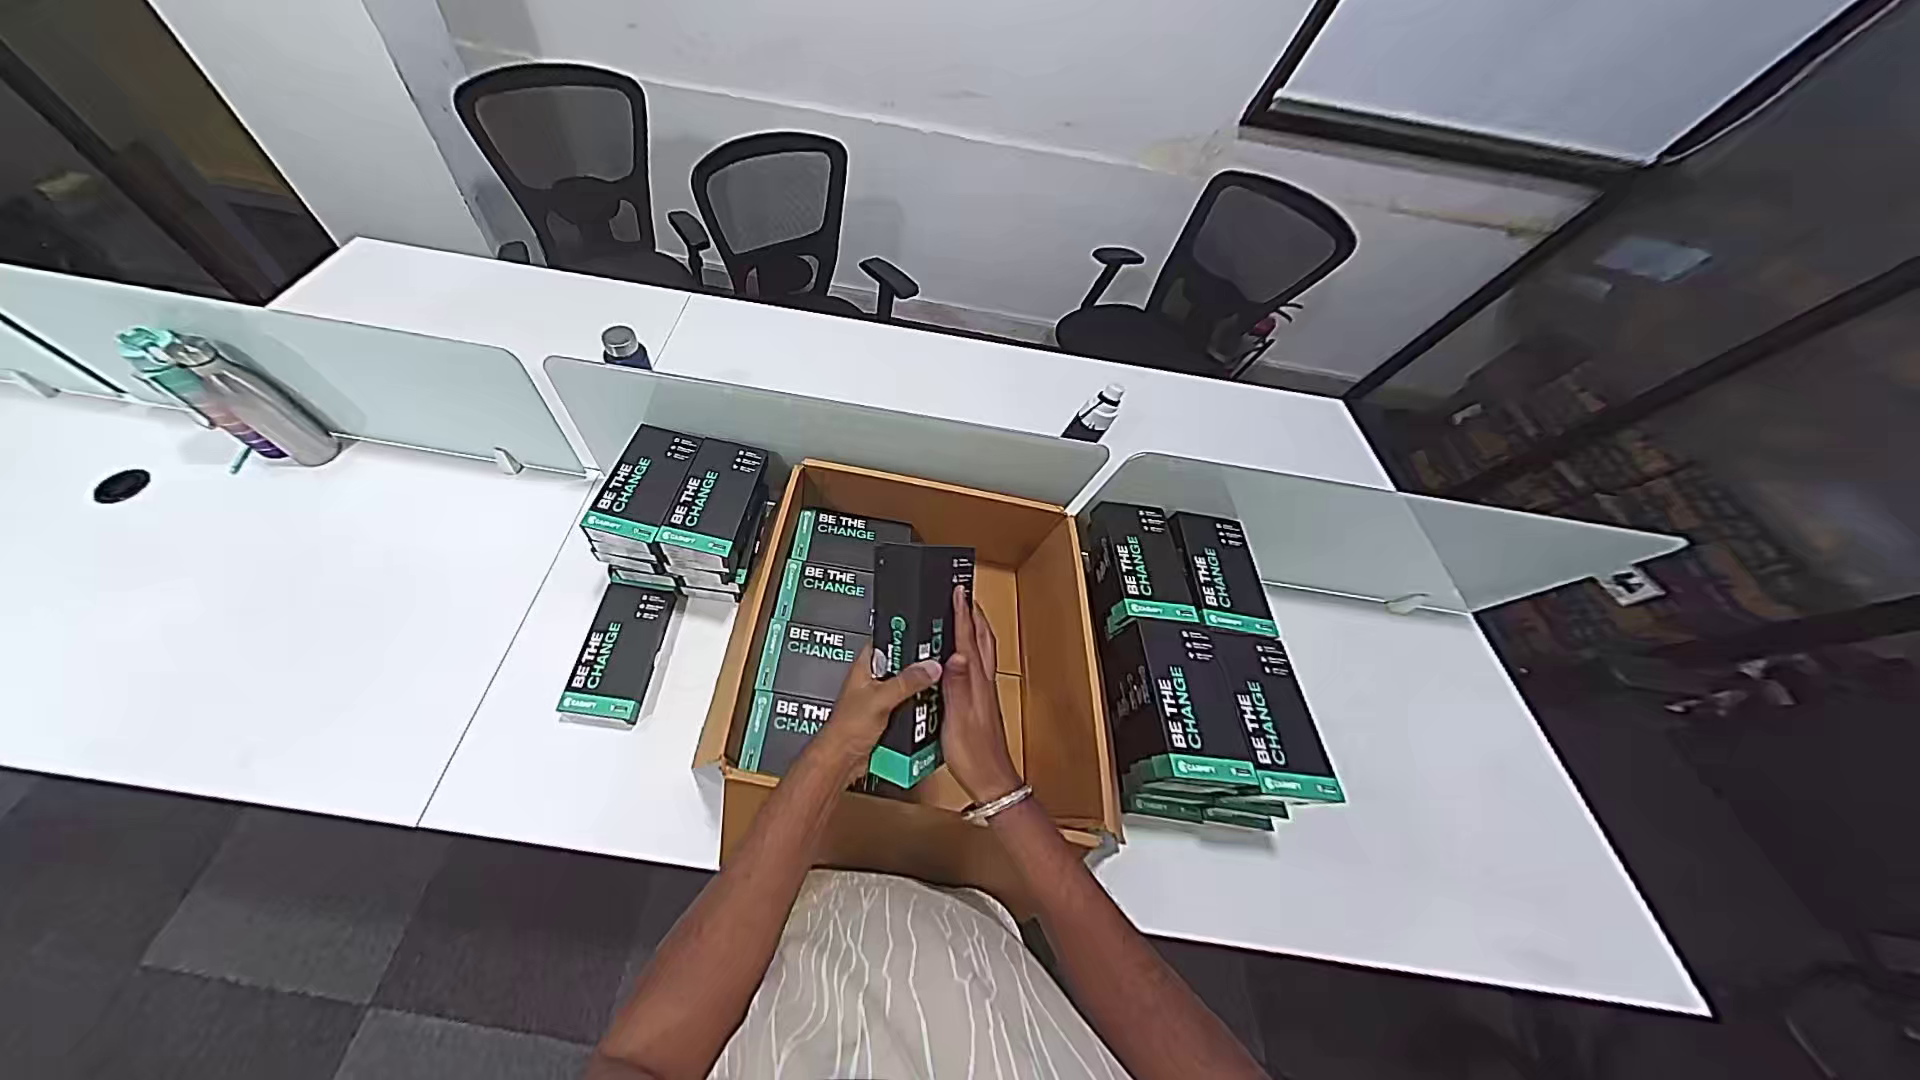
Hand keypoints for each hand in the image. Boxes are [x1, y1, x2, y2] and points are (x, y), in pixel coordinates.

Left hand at [820, 646, 940, 763]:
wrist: (842, 761)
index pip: (886, 639)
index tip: (924, 634)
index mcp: (865, 666)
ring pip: (907, 686)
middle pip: (901, 663)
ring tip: (934, 687)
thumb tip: (929, 667)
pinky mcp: (889, 715)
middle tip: (935, 664)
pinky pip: (909, 705)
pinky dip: (918, 706)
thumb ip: (906, 682)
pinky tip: (927, 707)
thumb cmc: (846, 728)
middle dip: (917, 665)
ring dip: (919, 689)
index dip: (903, 634)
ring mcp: (881, 698)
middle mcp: (873, 680)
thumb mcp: (880, 699)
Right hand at [940, 584, 1023, 803]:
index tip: (958, 591)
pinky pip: (978, 665)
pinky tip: (964, 655)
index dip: (963, 613)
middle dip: (974, 614)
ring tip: (967, 615)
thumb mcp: (958, 718)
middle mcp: (983, 682)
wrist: (991, 779)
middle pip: (982, 639)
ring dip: (975, 628)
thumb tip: (956, 653)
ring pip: (982, 650)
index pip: (969, 639)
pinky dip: (972, 649)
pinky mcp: (981, 701)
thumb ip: (957, 685)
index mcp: (976, 681)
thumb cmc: (973, 753)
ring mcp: (984, 691)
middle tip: (965, 595)